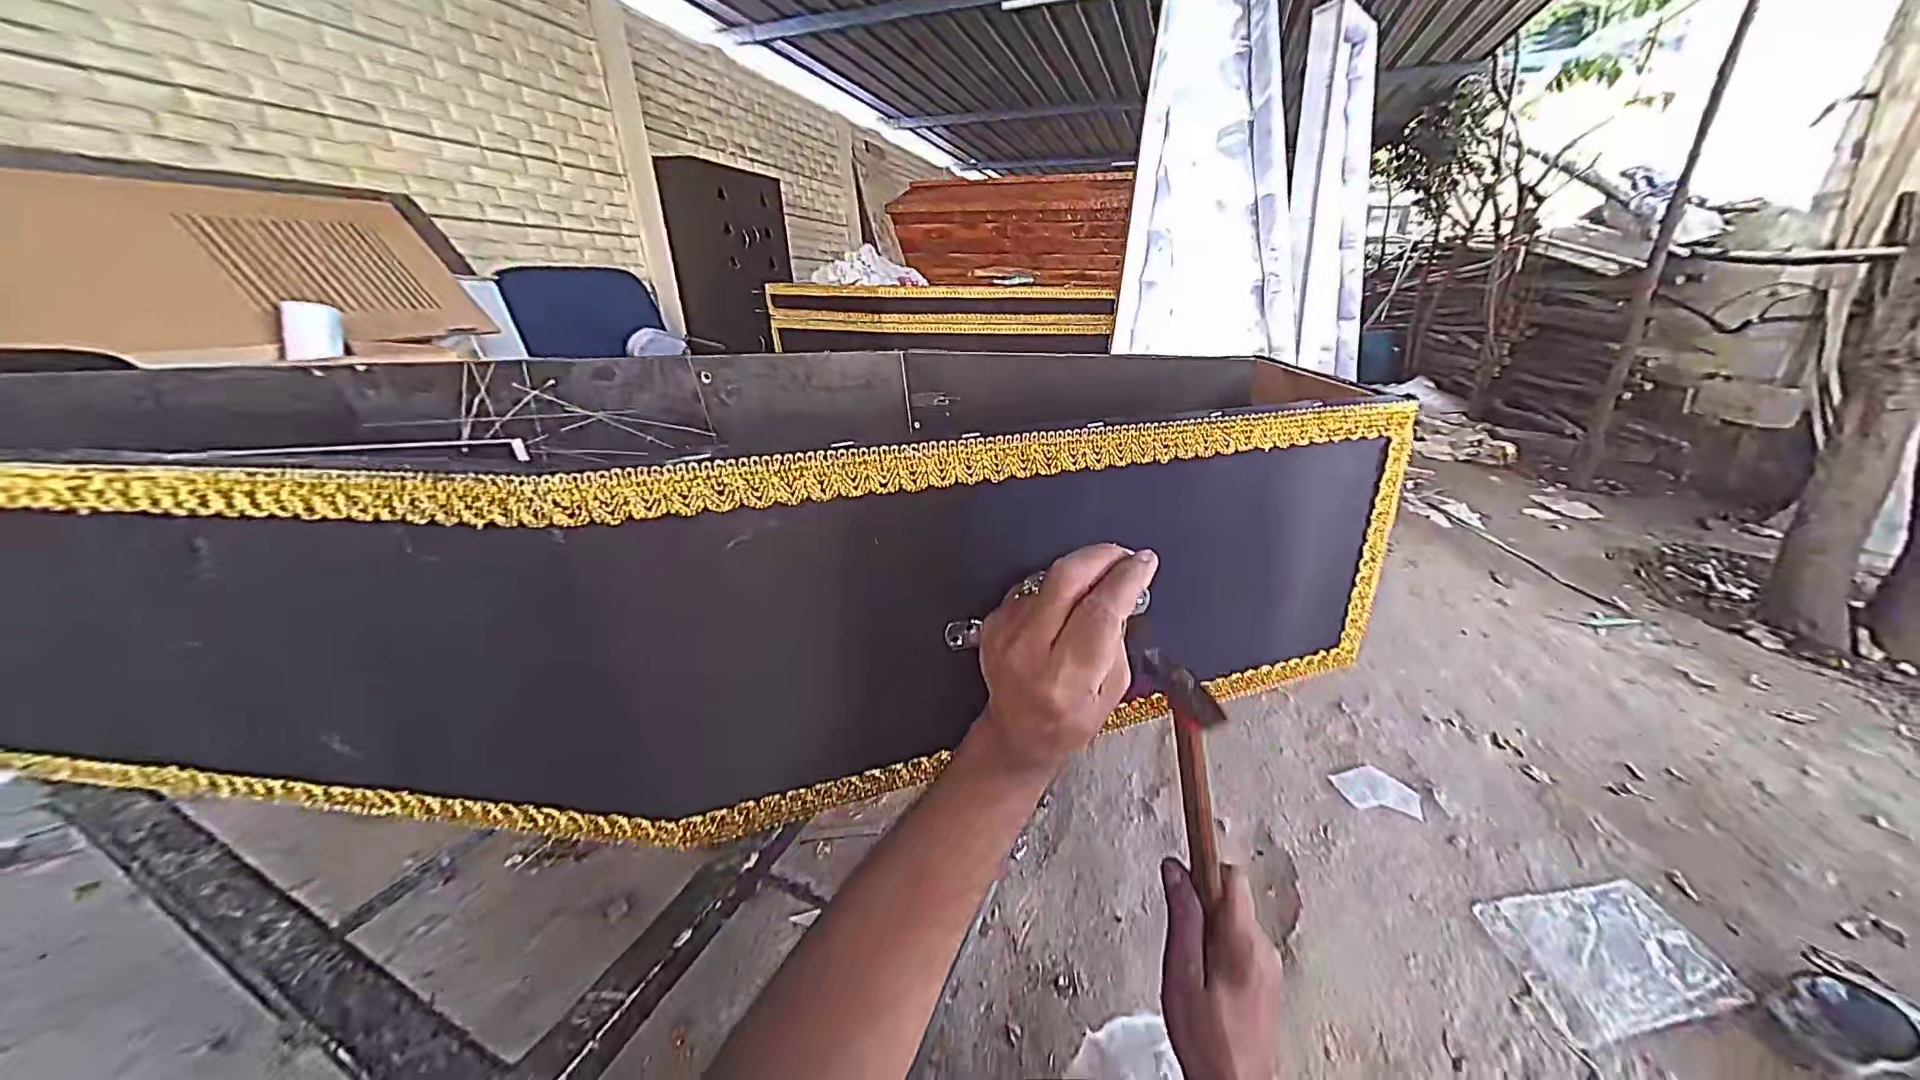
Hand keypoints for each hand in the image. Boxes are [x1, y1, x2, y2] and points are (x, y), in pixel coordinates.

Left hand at [970, 544, 1158, 778]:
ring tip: (1098, 586)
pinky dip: (1055, 588)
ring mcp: (1005, 633)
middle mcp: (1029, 651)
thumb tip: (1123, 592)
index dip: (1127, 579)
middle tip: (1124, 556)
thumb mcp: (1111, 692)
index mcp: (1064, 677)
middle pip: (1066, 577)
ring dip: (1080, 571)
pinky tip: (1065, 608)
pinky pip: (1032, 587)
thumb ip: (1117, 641)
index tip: (1144, 562)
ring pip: (1049, 577)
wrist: (1016, 732)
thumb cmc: (1066, 721)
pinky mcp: (993, 621)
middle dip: (1102, 556)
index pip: (1099, 611)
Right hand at [1161, 859, 1282, 1079]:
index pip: (1229, 875)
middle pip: (1229, 896)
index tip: (1183, 856)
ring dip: (1208, 928)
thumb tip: (1175, 869)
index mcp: (1242, 942)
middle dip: (1200, 903)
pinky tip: (1205, 978)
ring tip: (1191, 966)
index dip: (1203, 864)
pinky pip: (1240, 942)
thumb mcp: (1180, 974)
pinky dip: (1219, 946)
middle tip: (1180, 936)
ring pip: (1233, 920)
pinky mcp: (1267, 979)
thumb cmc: (1207, 1040)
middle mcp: (1263, 948)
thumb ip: (1181, 917)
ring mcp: (1268, 965)